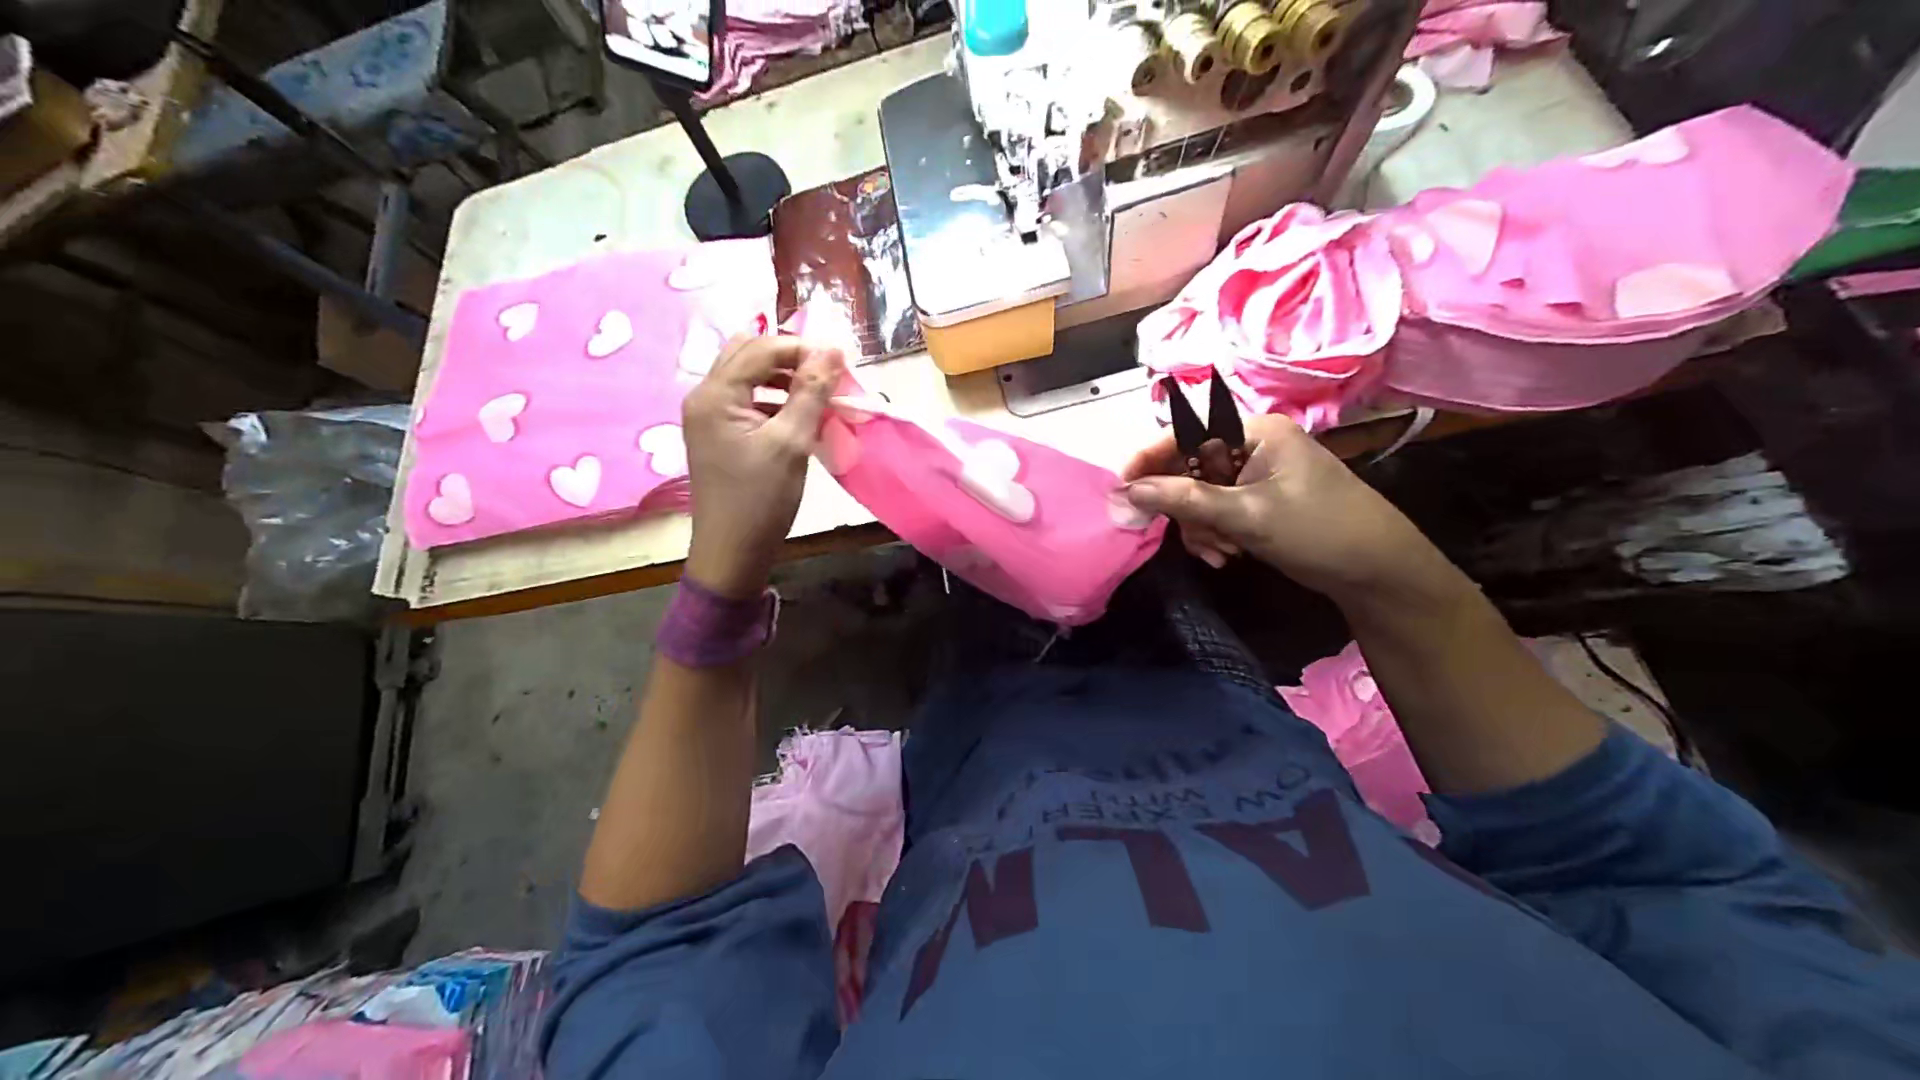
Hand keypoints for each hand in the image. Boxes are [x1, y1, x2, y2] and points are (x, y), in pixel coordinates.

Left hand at [682, 336, 843, 596]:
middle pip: (750, 354)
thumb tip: (833, 350)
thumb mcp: (792, 443)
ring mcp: (709, 417)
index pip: (762, 347)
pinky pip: (749, 401)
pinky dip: (776, 401)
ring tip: (820, 397)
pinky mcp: (719, 435)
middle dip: (792, 359)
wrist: (732, 553)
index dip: (803, 348)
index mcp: (715, 395)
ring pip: (750, 377)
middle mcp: (705, 397)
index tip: (842, 363)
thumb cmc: (761, 500)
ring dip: (785, 379)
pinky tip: (801, 418)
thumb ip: (811, 392)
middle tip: (829, 377)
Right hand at [1122, 414, 1468, 614]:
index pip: (1185, 434)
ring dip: (1200, 527)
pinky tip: (1227, 555)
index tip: (1121, 490)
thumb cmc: (1318, 532)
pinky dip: (1214, 533)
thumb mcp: (1246, 516)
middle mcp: (1253, 445)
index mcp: (1255, 431)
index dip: (1149, 460)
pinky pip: (1216, 511)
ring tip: (1220, 553)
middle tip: (1186, 536)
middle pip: (1189, 467)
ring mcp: (1256, 474)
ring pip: (1199, 495)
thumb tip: (1127, 492)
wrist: (1379, 573)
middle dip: (1184, 507)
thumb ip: (1184, 500)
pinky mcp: (1259, 500)